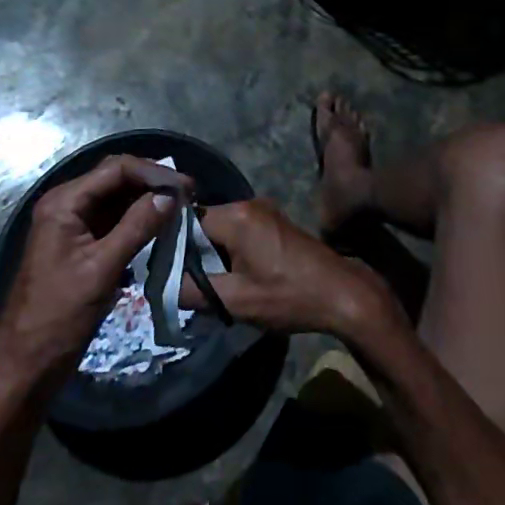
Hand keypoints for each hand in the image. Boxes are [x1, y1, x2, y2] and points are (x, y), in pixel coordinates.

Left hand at [0, 155, 186, 384]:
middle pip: (116, 178)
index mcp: (64, 202)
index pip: (116, 169)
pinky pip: (113, 221)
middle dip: (152, 183)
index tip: (188, 187)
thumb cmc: (59, 315)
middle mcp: (67, 205)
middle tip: (189, 195)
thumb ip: (136, 228)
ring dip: (147, 201)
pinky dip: (137, 221)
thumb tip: (170, 196)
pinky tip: (161, 228)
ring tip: (181, 209)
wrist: (26, 364)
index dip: (154, 173)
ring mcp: (72, 225)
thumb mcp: (102, 269)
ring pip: (116, 199)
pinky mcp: (80, 245)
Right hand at [181, 200, 397, 338]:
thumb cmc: (289, 296)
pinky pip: (239, 231)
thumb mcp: (235, 301)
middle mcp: (248, 204)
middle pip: (203, 223)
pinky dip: (230, 251)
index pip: (185, 222)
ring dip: (212, 254)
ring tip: (206, 282)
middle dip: (192, 252)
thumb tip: (160, 287)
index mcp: (235, 216)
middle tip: (183, 282)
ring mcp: (264, 211)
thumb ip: (193, 292)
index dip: (171, 247)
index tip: (163, 271)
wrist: (344, 294)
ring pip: (221, 229)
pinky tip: (231, 276)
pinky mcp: (275, 223)